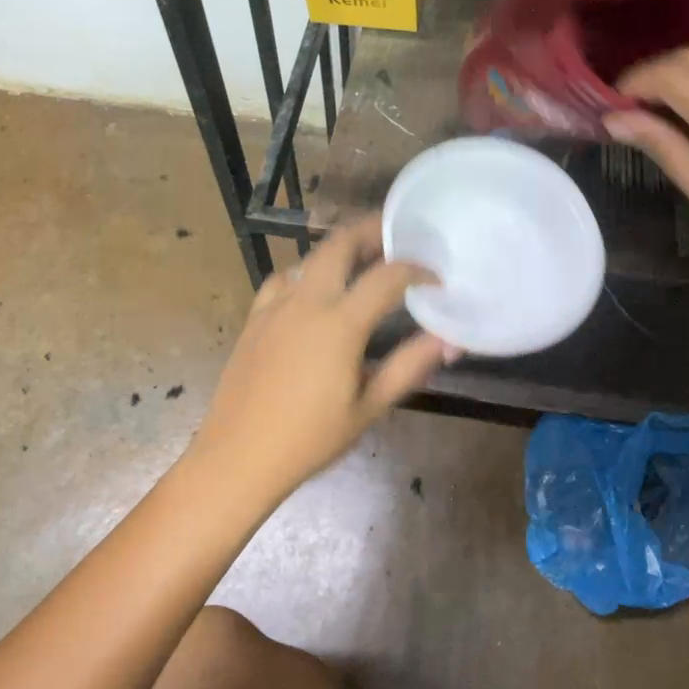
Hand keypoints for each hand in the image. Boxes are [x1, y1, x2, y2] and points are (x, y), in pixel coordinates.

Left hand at [186, 216, 449, 498]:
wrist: (237, 458)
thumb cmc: (310, 439)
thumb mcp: (368, 407)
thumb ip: (410, 366)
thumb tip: (450, 341)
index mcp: (340, 323)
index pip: (387, 276)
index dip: (417, 269)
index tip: (435, 278)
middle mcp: (306, 302)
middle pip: (341, 243)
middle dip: (372, 230)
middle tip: (397, 235)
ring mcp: (275, 306)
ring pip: (311, 257)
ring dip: (341, 249)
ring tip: (364, 260)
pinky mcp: (255, 318)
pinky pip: (284, 279)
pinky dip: (308, 272)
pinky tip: (314, 290)